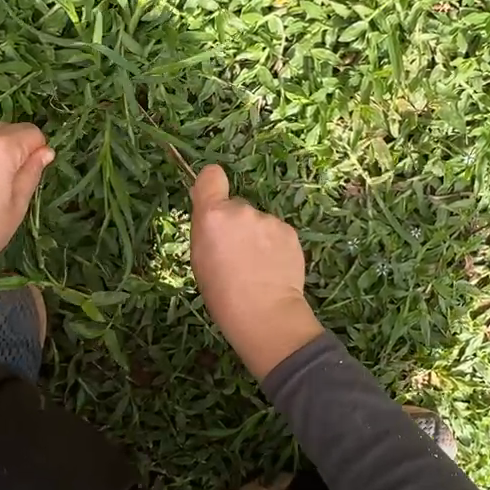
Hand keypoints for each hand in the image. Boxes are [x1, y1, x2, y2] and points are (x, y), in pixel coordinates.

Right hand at [189, 164, 324, 378]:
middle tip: (236, 255)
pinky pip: (276, 233)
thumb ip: (206, 228)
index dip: (211, 185)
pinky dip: (274, 246)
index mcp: (212, 215)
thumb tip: (211, 210)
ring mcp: (268, 219)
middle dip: (235, 224)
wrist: (265, 314)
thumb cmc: (221, 293)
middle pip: (235, 207)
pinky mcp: (289, 231)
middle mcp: (241, 210)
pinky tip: (273, 269)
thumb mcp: (200, 258)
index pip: (211, 175)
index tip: (213, 201)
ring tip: (257, 267)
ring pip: (257, 222)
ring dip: (256, 237)